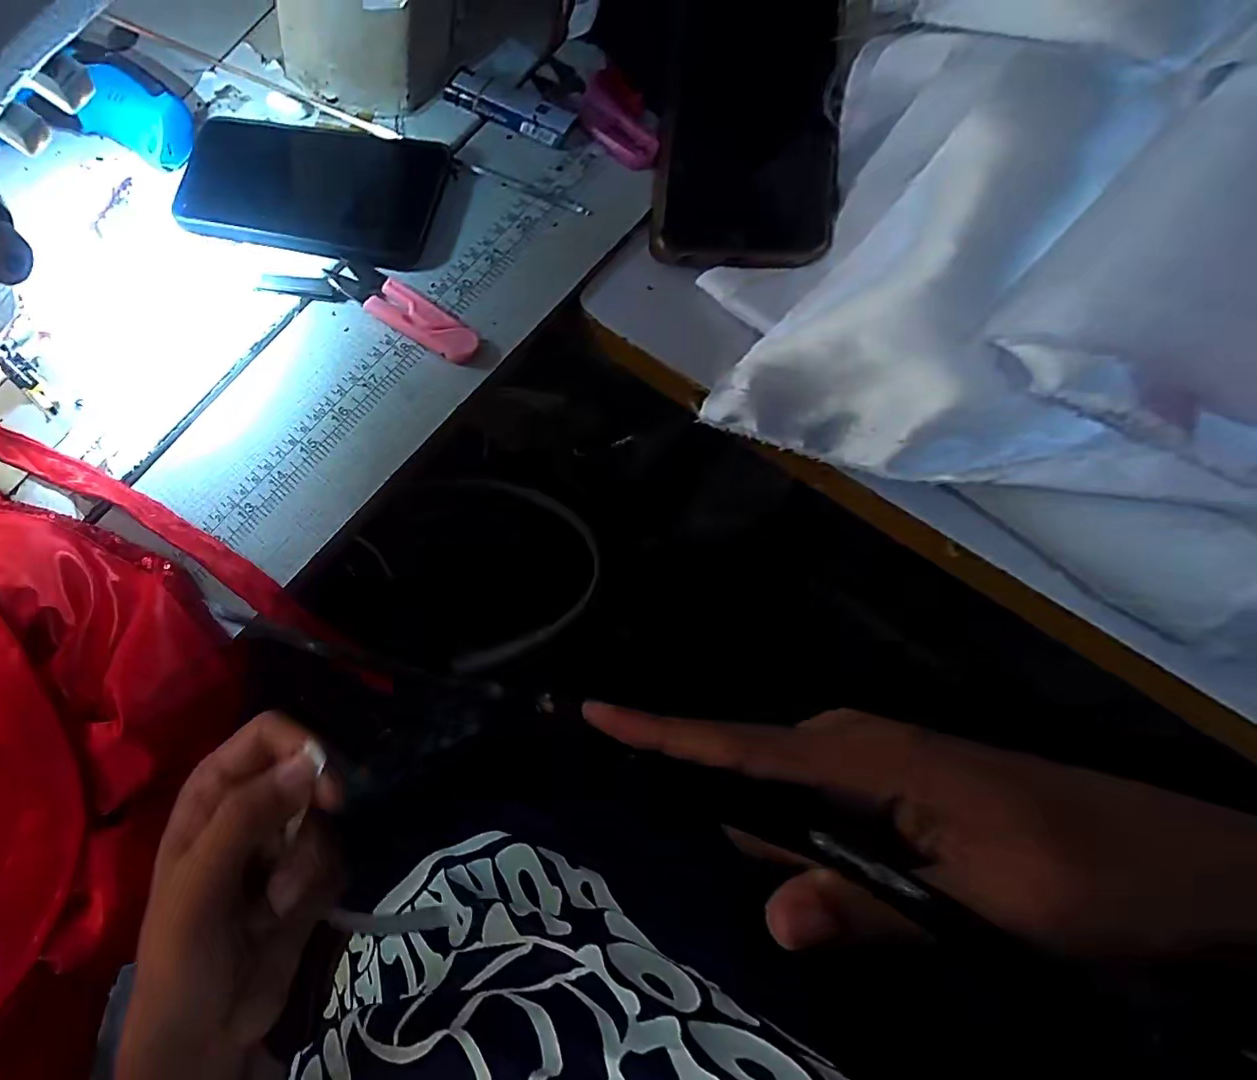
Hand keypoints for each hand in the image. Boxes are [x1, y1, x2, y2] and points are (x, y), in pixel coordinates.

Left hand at [118, 713, 343, 1079]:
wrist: (203, 1033)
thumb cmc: (182, 950)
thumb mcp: (202, 880)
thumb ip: (247, 815)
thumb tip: (309, 761)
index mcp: (214, 788)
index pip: (266, 734)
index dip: (300, 745)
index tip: (327, 784)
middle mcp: (250, 805)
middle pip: (305, 770)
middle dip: (315, 805)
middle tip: (321, 832)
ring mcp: (280, 842)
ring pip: (322, 820)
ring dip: (307, 864)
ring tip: (275, 907)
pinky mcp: (306, 879)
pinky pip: (334, 859)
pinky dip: (319, 887)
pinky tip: (289, 918)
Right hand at [585, 704, 1256, 960]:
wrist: (1214, 869)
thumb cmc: (1102, 877)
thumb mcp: (994, 908)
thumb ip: (871, 907)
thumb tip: (768, 919)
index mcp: (858, 755)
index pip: (734, 743)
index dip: (657, 730)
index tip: (590, 709)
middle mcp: (844, 744)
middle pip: (741, 772)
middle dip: (705, 803)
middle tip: (682, 846)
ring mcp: (863, 761)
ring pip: (773, 795)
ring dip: (754, 831)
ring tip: (751, 866)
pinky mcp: (880, 783)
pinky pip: (805, 806)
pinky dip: (789, 837)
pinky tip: (805, 874)